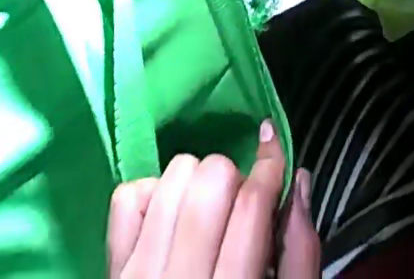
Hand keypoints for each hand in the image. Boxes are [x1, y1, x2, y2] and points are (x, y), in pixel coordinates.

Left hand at [107, 120, 319, 278]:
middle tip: (240, 206)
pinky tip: (170, 221)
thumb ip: (301, 255)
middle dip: (232, 178)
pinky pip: (128, 198)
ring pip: (171, 179)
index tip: (273, 147)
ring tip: (206, 212)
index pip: (250, 207)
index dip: (269, 165)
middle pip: (209, 182)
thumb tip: (297, 178)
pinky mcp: (112, 271)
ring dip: (196, 181)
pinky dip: (152, 194)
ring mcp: (137, 278)